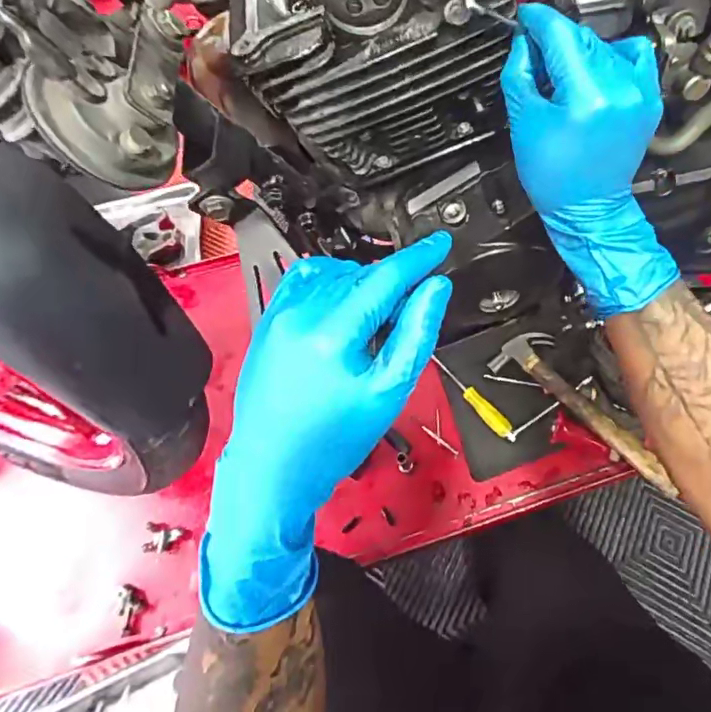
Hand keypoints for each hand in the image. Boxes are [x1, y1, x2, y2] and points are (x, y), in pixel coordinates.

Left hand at [199, 232, 452, 632]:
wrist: (274, 468)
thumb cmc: (330, 439)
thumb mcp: (390, 389)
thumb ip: (417, 331)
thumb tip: (434, 288)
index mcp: (333, 332)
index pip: (386, 276)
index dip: (420, 256)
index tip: (439, 243)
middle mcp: (301, 313)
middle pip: (364, 272)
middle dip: (394, 284)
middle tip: (406, 318)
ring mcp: (281, 313)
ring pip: (339, 272)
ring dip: (366, 283)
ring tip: (373, 325)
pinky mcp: (270, 318)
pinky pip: (308, 278)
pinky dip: (335, 282)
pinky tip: (346, 308)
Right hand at [501, 3, 678, 315]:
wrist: (589, 209)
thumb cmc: (557, 178)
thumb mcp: (524, 120)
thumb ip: (520, 71)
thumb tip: (524, 41)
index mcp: (587, 94)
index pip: (560, 32)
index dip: (536, 20)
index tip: (524, 17)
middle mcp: (620, 88)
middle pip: (581, 36)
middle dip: (553, 39)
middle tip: (533, 54)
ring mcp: (639, 93)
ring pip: (603, 44)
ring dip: (578, 50)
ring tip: (561, 76)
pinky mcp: (648, 100)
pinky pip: (634, 57)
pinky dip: (612, 56)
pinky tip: (594, 71)